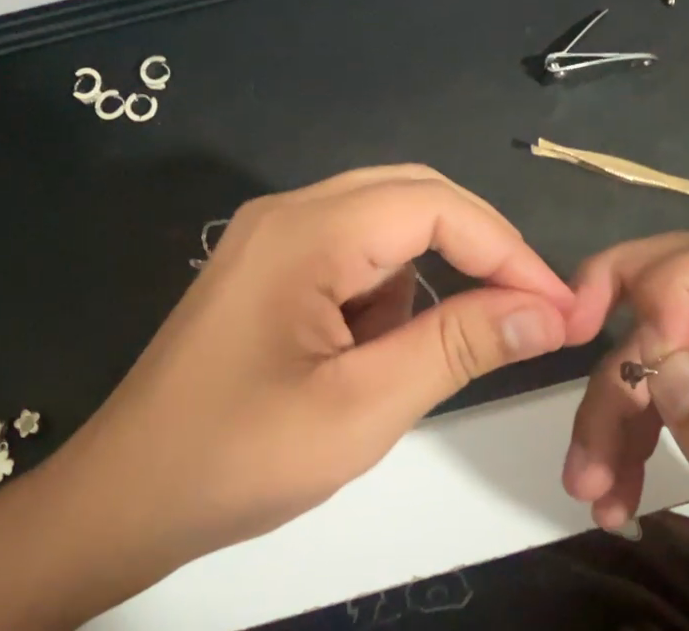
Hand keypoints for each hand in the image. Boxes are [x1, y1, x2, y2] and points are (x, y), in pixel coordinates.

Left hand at [62, 165, 575, 567]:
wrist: (127, 494)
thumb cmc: (240, 456)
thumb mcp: (364, 408)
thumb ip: (458, 346)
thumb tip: (547, 310)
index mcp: (306, 231)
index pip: (434, 205)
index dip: (508, 250)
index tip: (561, 312)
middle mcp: (287, 212)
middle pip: (408, 195)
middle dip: (475, 249)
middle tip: (524, 316)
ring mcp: (269, 237)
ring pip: (380, 223)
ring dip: (422, 275)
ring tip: (411, 357)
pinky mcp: (263, 268)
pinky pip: (346, 253)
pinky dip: (380, 292)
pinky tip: (364, 353)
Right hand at [560, 233, 688, 630]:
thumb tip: (662, 363)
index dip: (675, 284)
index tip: (640, 352)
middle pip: (682, 282)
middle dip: (620, 314)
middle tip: (568, 336)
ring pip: (650, 343)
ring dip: (609, 403)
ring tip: (590, 482)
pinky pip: (646, 392)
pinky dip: (615, 435)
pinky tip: (608, 494)